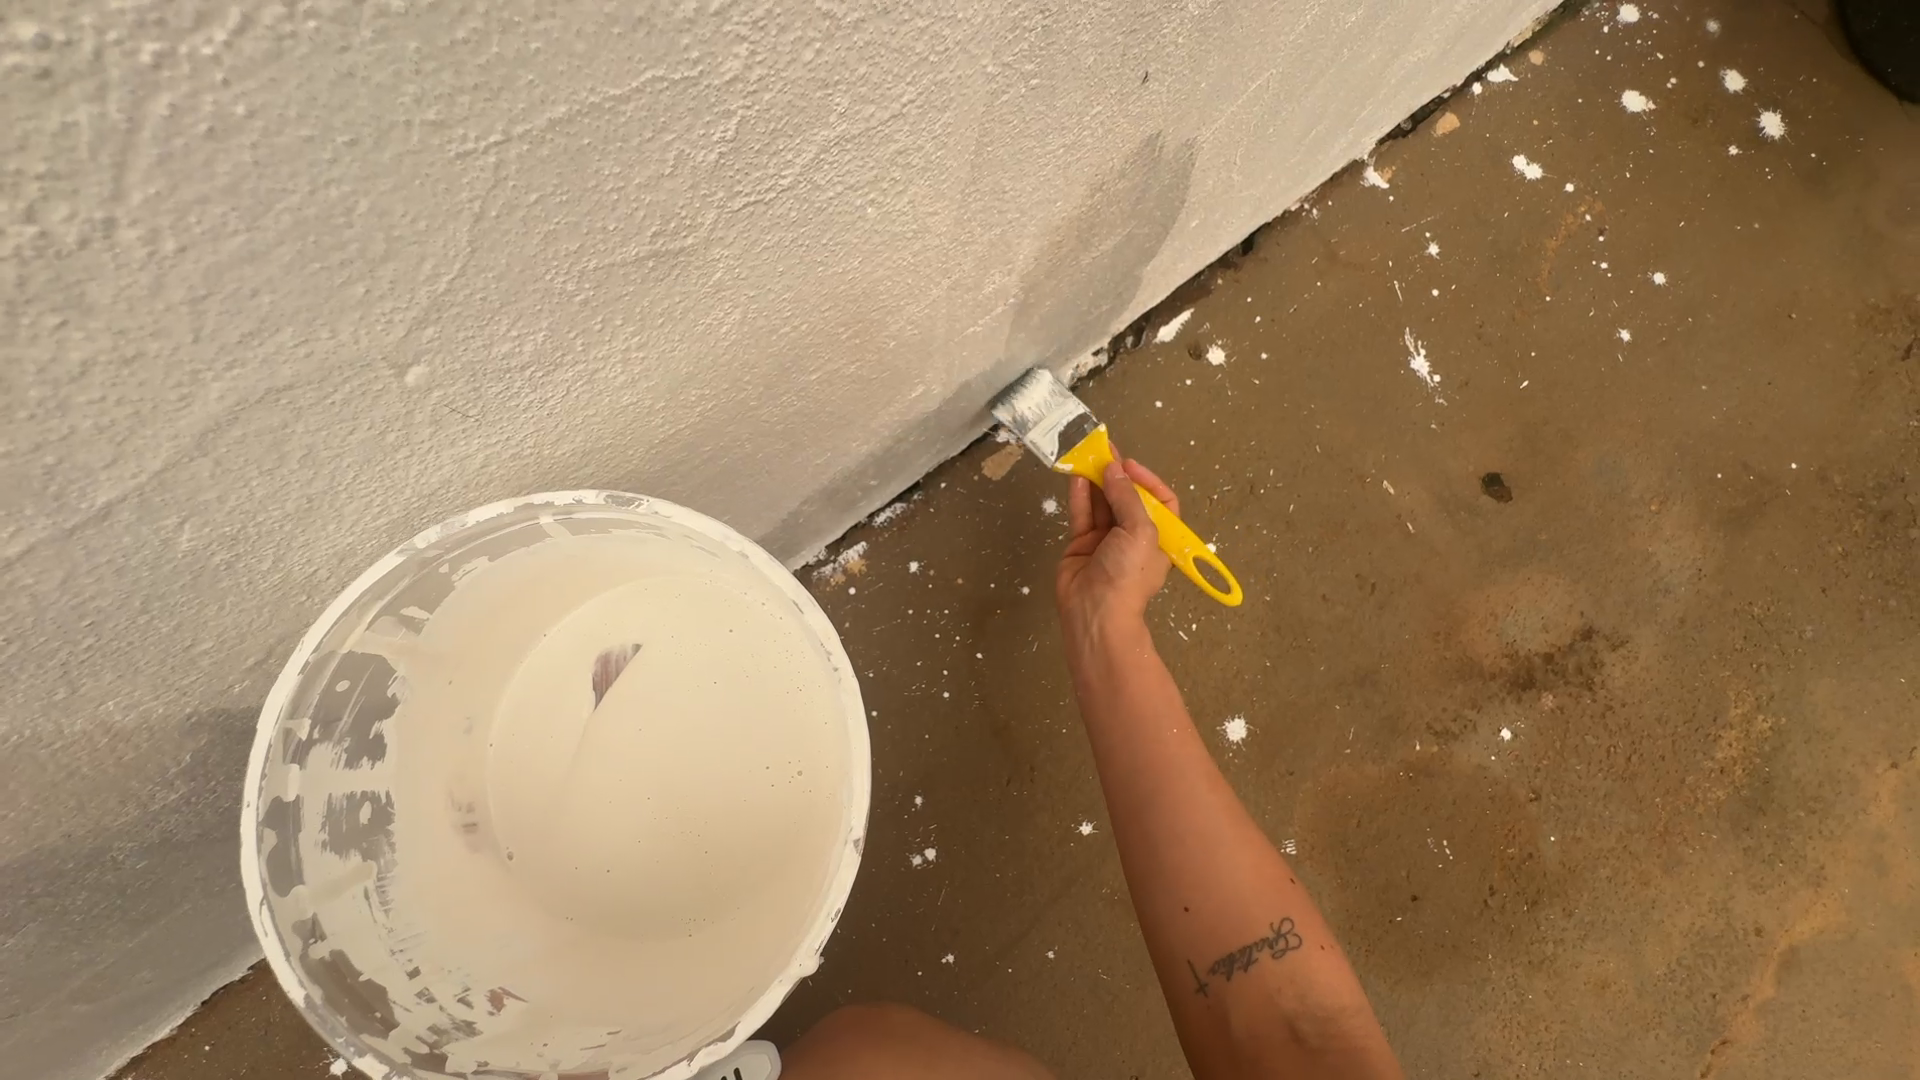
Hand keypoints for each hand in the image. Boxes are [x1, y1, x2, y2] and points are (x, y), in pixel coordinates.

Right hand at [1057, 454, 1180, 634]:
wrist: (1096, 612)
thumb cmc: (1128, 573)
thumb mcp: (1140, 531)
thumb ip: (1126, 496)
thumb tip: (1114, 468)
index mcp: (1160, 537)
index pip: (1159, 500)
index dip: (1146, 479)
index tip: (1128, 464)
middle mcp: (1134, 536)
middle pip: (1127, 497)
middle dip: (1117, 474)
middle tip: (1103, 449)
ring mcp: (1106, 540)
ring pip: (1102, 503)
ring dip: (1096, 480)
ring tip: (1086, 455)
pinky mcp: (1081, 544)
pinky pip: (1083, 514)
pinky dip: (1080, 495)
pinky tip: (1076, 476)